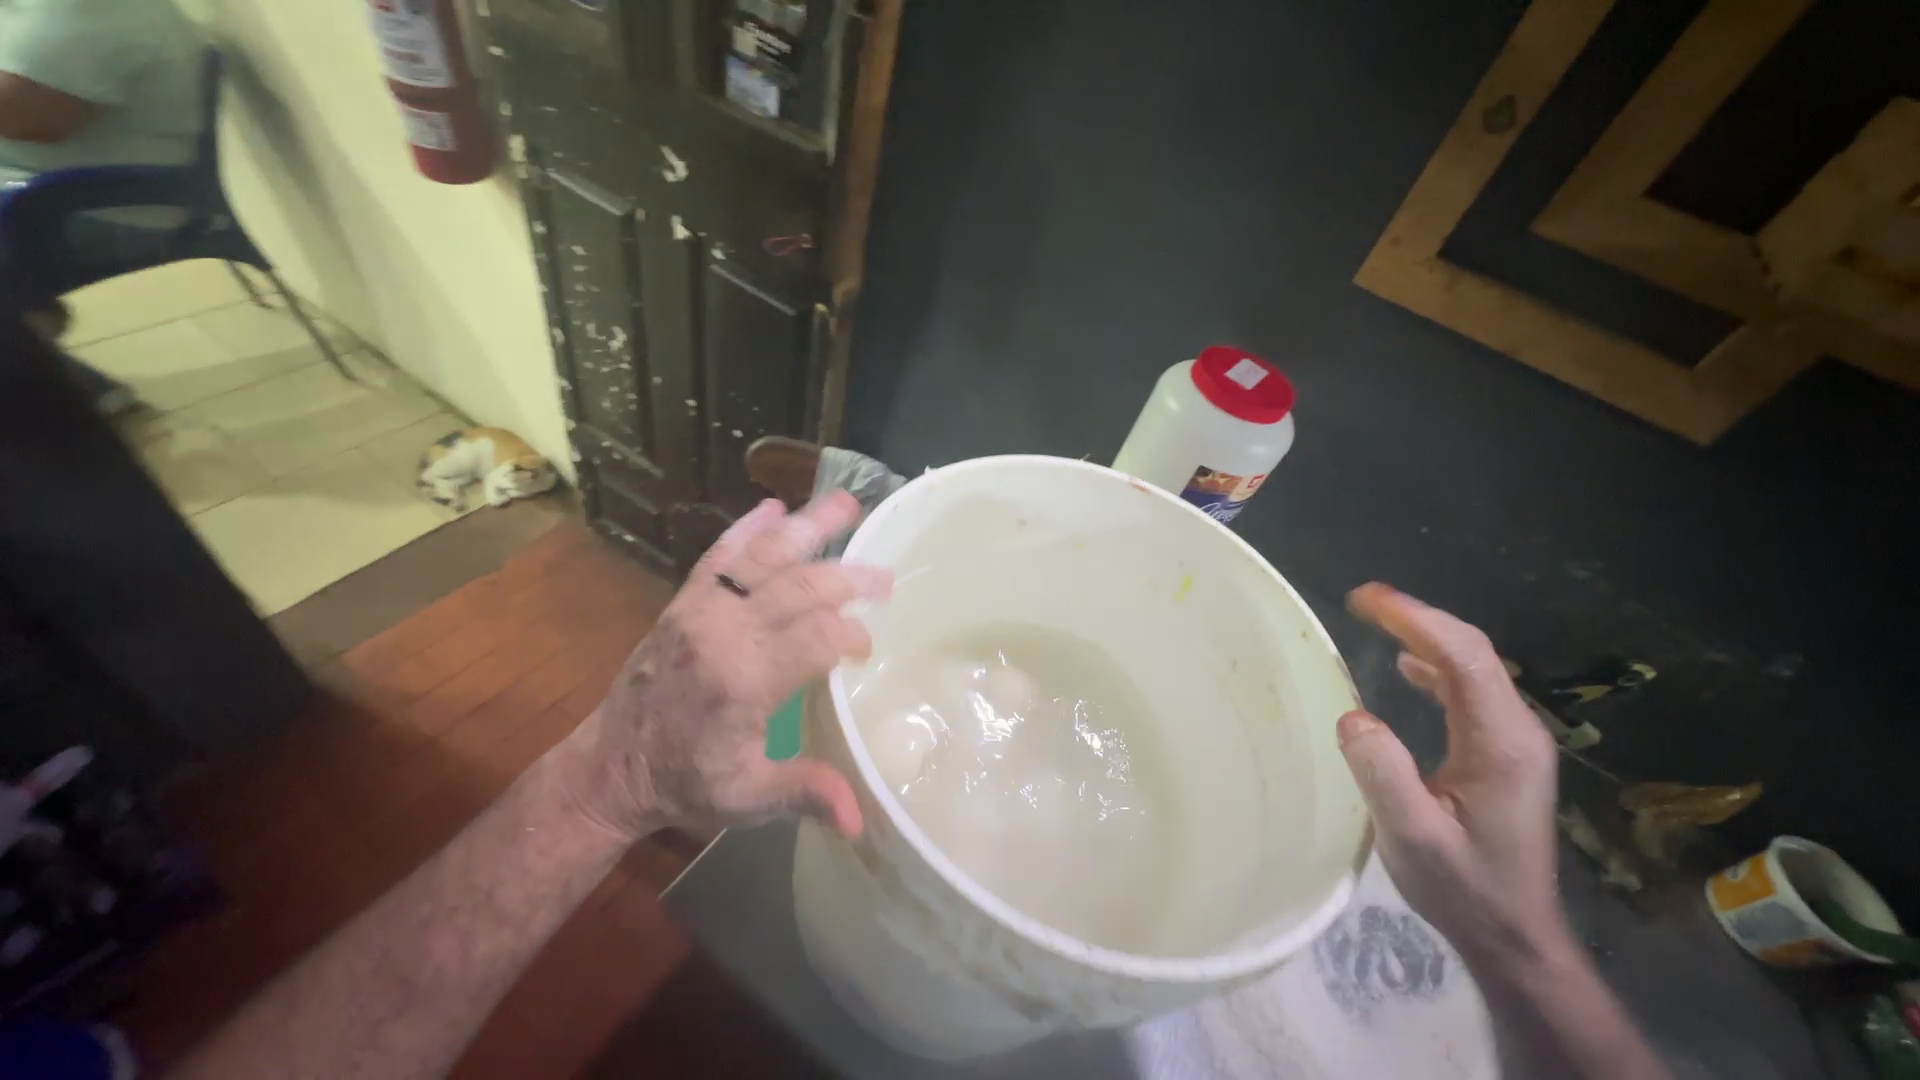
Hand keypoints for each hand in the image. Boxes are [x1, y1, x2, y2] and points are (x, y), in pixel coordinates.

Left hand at [555, 492, 889, 842]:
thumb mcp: (747, 799)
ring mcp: (699, 610)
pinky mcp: (682, 602)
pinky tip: (774, 508)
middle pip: (800, 587)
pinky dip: (748, 529)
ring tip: (845, 503)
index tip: (866, 650)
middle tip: (885, 578)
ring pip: (762, 557)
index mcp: (745, 682)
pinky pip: (720, 557)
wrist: (611, 766)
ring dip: (807, 527)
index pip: (819, 637)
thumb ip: (805, 793)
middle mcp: (724, 633)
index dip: (852, 636)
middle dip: (849, 578)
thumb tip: (862, 820)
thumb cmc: (685, 783)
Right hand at [1336, 584, 1569, 965]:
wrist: (1515, 934)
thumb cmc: (1464, 888)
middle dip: (1417, 617)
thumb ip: (1383, 774)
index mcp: (1500, 743)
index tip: (1362, 600)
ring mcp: (1513, 741)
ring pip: (1472, 666)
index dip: (1413, 620)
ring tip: (1376, 619)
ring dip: (1425, 636)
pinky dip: (1434, 665)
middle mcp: (1516, 731)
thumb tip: (1353, 716)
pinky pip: (1469, 690)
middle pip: (1472, 651)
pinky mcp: (1502, 753)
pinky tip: (1407, 668)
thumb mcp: (1413, 838)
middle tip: (1361, 600)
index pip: (1461, 657)